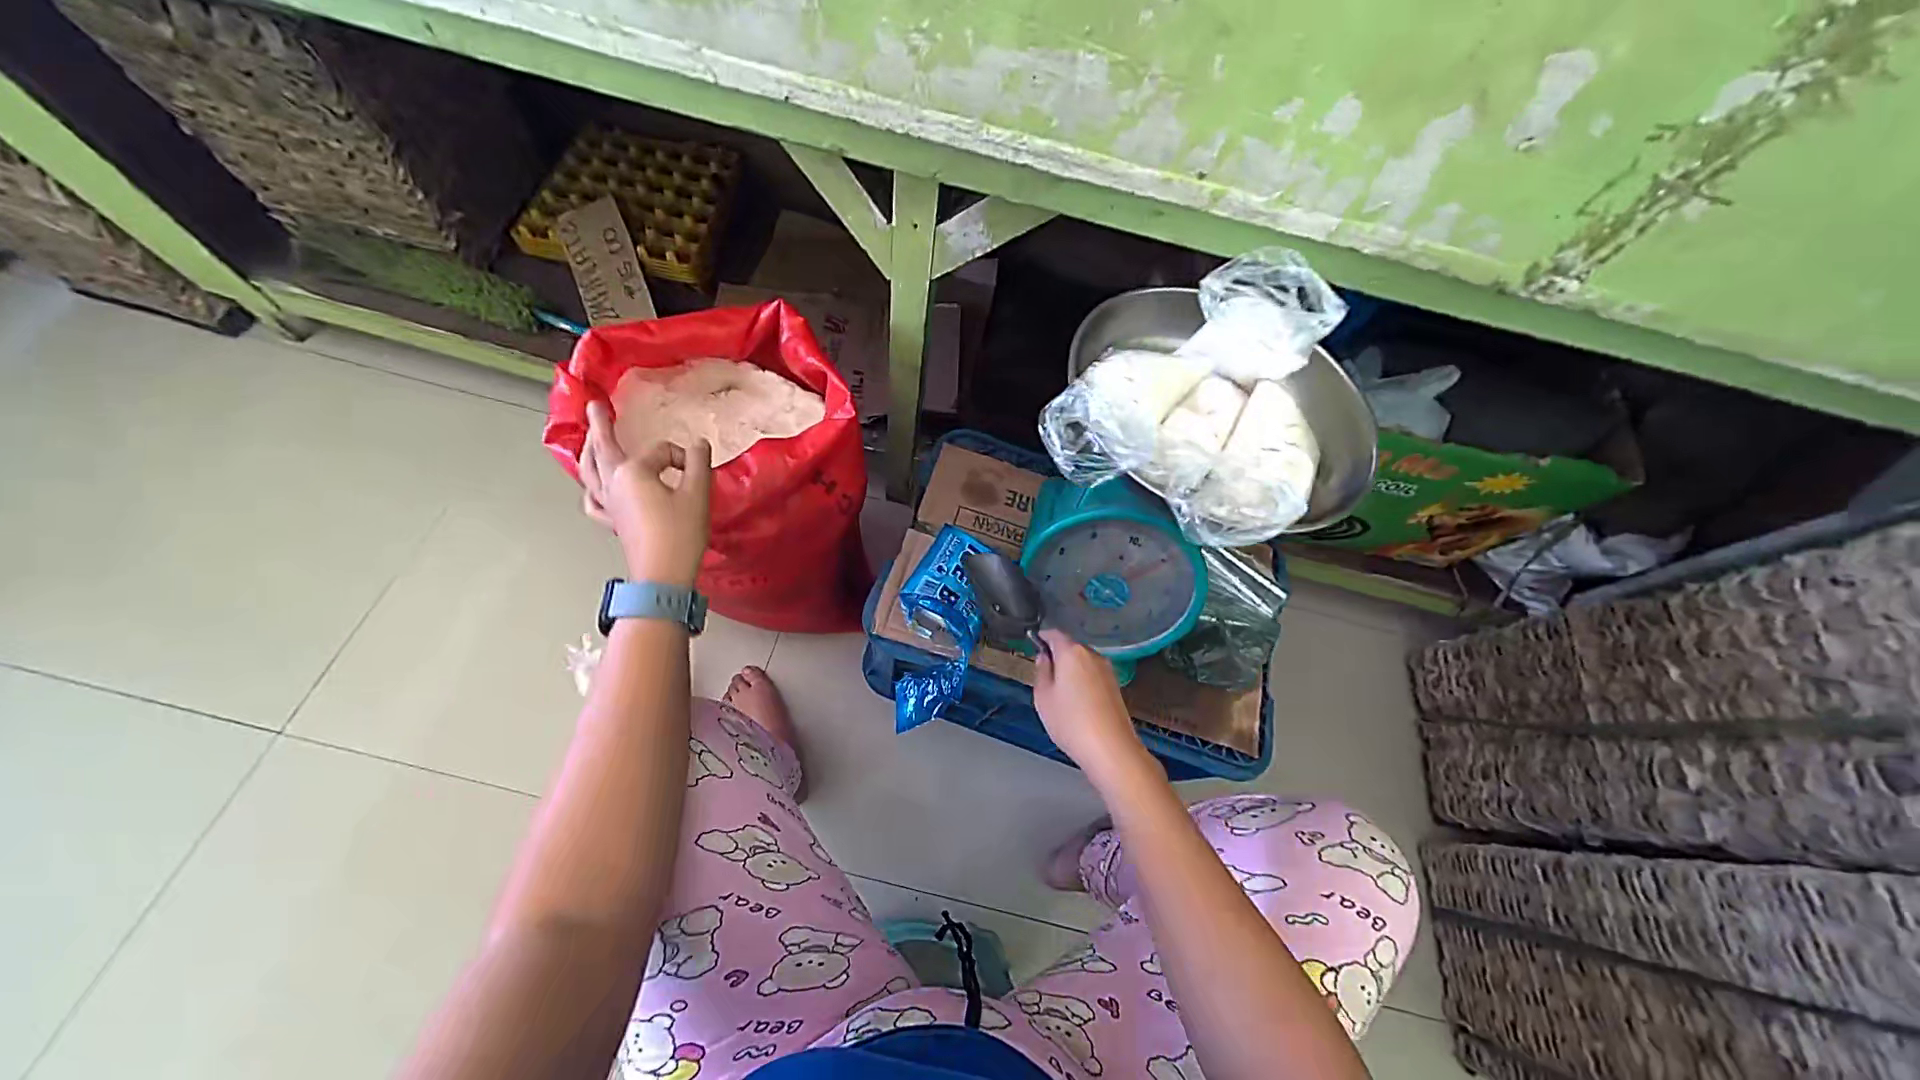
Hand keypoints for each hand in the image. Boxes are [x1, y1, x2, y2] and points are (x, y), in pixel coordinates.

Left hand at [578, 399, 712, 586]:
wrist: (663, 574)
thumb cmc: (680, 534)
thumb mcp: (697, 494)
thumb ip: (698, 463)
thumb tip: (698, 444)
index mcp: (633, 472)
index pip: (660, 451)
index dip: (682, 457)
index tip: (696, 470)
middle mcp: (613, 483)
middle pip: (603, 448)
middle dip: (600, 425)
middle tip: (595, 406)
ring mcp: (609, 504)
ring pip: (590, 472)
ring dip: (588, 451)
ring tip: (588, 440)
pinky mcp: (612, 522)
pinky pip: (594, 500)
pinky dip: (591, 489)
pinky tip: (592, 488)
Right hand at [1032, 628, 1155, 784]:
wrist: (1110, 748)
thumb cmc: (1072, 722)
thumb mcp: (1043, 696)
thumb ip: (1041, 671)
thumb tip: (1044, 658)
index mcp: (1072, 652)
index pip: (1054, 634)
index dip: (1042, 637)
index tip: (1035, 643)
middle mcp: (1092, 656)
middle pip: (1071, 647)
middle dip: (1057, 655)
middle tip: (1043, 673)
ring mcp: (1107, 671)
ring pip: (1083, 662)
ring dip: (1071, 670)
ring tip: (1059, 693)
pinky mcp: (1115, 686)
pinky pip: (1093, 676)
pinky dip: (1083, 682)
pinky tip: (1077, 703)